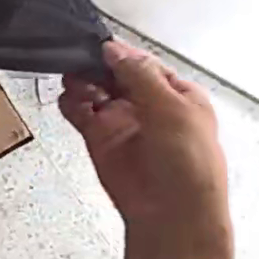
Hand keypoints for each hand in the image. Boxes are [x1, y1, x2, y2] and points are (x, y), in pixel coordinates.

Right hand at [60, 41, 230, 258]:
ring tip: (75, 81)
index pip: (143, 62)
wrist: (171, 214)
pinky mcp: (99, 139)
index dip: (121, 52)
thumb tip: (113, 50)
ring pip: (94, 90)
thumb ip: (140, 76)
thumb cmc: (187, 163)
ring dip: (82, 81)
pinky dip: (70, 103)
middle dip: (97, 65)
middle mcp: (146, 104)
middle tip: (79, 60)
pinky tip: (70, 100)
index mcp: (175, 93)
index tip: (98, 44)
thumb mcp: (171, 109)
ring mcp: (121, 121)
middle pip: (115, 73)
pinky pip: (79, 113)